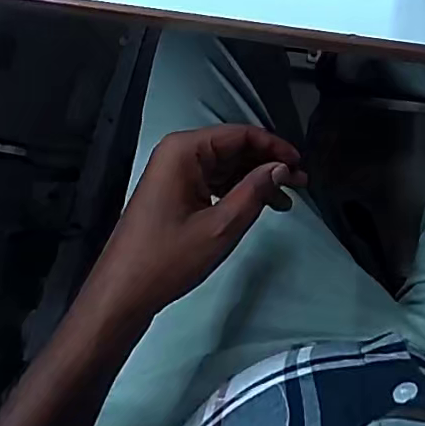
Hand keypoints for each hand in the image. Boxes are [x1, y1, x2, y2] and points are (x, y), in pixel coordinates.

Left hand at [80, 126, 306, 323]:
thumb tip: (282, 167)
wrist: (123, 291)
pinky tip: (259, 205)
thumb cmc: (169, 257)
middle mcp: (178, 151)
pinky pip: (212, 179)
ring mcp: (174, 170)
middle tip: (300, 185)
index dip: (274, 147)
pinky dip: (236, 190)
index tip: (301, 165)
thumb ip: (254, 191)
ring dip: (254, 180)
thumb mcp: (220, 226)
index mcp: (185, 149)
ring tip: (286, 200)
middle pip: (232, 147)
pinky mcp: (174, 189)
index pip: (239, 134)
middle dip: (267, 164)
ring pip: (224, 165)